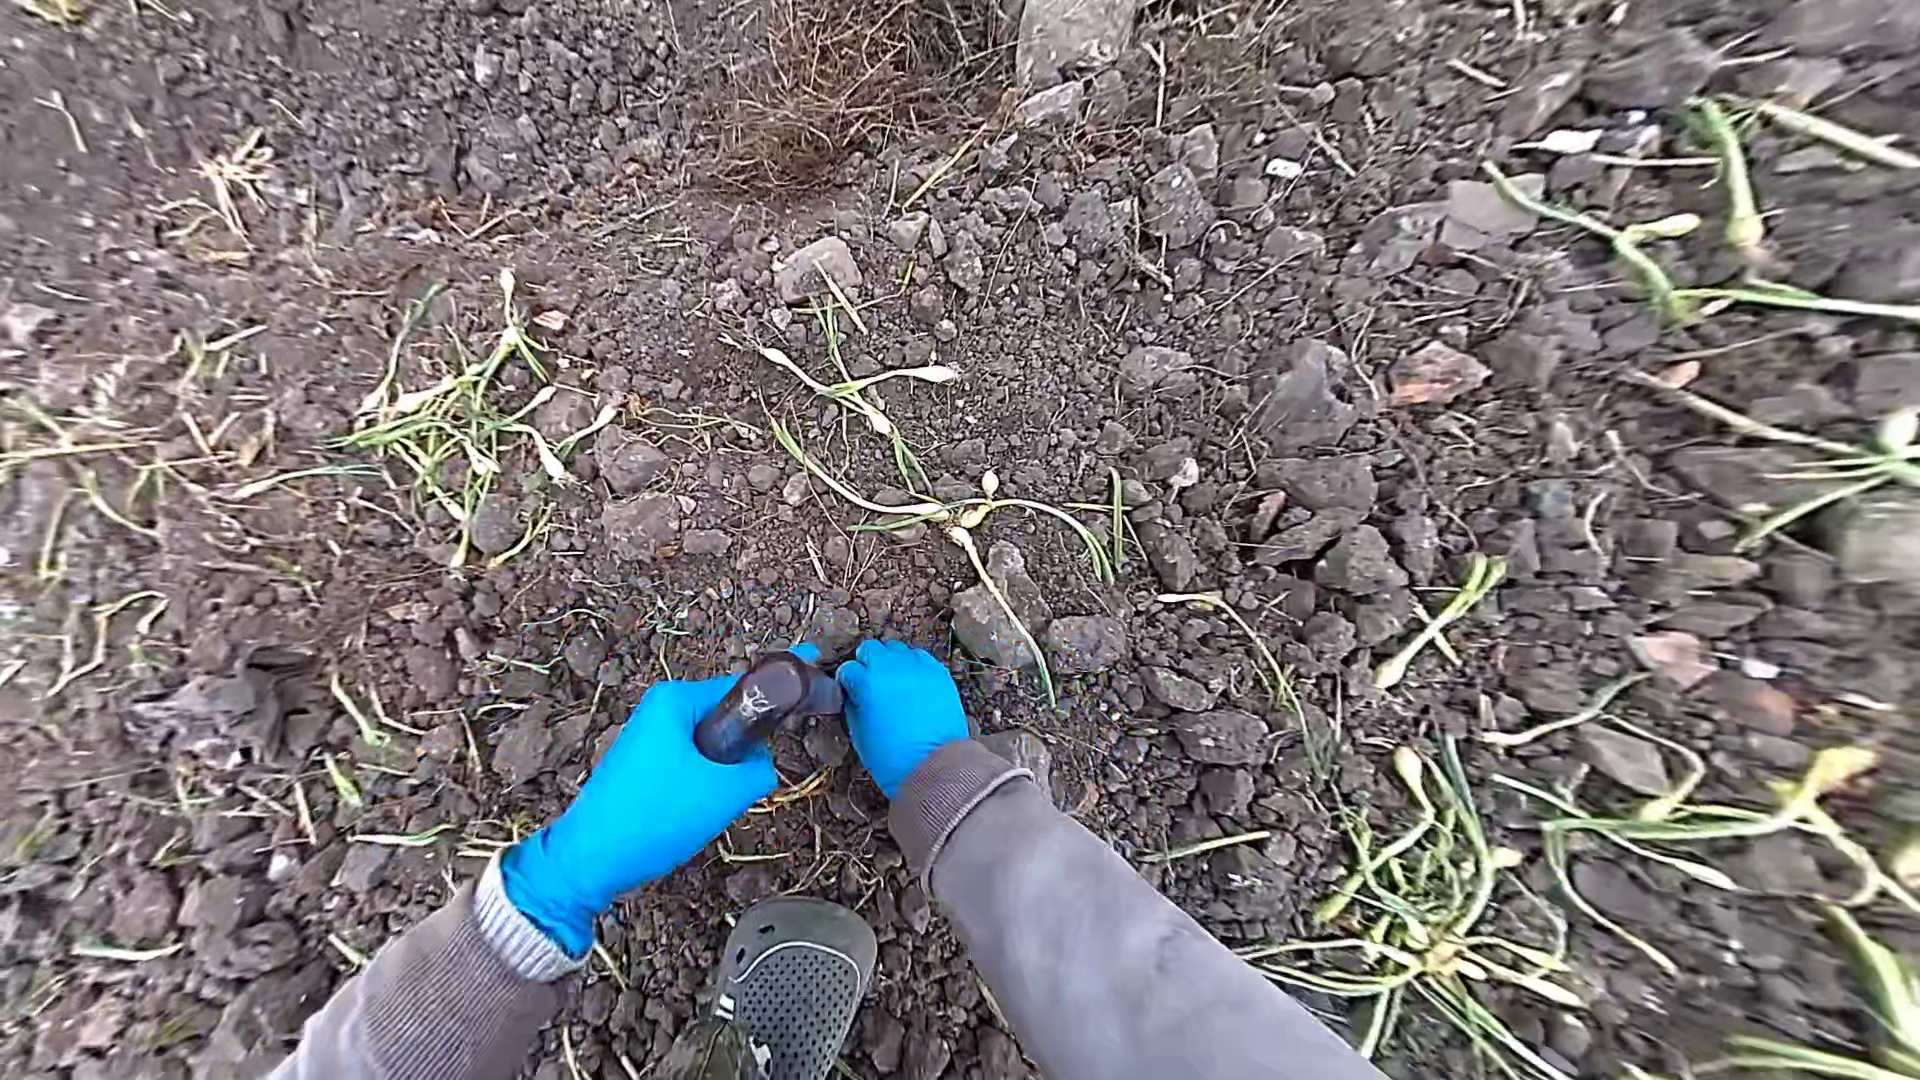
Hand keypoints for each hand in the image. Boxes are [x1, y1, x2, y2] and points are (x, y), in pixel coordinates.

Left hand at [502, 646, 817, 955]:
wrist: (584, 866)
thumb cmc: (653, 818)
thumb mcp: (726, 792)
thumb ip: (762, 769)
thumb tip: (763, 764)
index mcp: (676, 699)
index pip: (744, 686)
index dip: (780, 695)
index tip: (812, 688)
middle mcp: (661, 707)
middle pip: (728, 715)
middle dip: (746, 745)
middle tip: (756, 773)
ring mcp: (649, 735)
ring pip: (711, 741)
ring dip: (725, 766)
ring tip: (722, 797)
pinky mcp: (644, 762)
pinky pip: (692, 758)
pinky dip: (706, 777)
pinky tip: (702, 806)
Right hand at [836, 639, 969, 797]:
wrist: (935, 767)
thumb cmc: (893, 758)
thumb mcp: (860, 734)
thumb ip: (853, 706)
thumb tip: (854, 694)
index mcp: (869, 683)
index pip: (848, 669)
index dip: (848, 682)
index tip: (852, 691)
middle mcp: (893, 668)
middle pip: (872, 648)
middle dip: (867, 663)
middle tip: (871, 684)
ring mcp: (918, 668)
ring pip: (897, 649)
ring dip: (891, 662)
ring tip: (894, 684)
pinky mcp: (939, 673)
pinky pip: (921, 658)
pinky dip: (914, 667)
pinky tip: (913, 685)